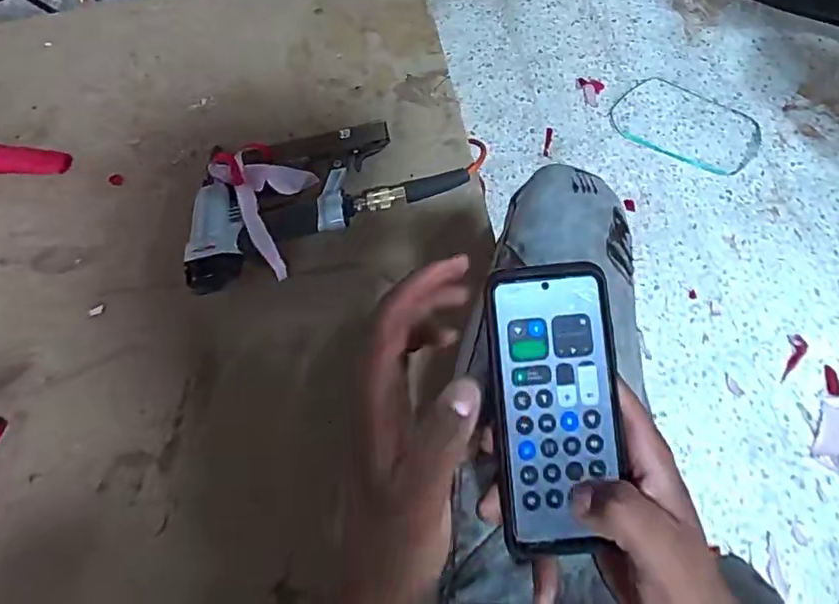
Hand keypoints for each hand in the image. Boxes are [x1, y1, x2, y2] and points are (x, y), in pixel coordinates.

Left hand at [341, 255, 482, 603]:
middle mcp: (372, 396)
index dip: (419, 287)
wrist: (378, 582)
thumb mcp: (423, 493)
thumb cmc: (397, 540)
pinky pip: (406, 361)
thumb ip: (441, 441)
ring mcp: (379, 406)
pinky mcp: (392, 419)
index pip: (388, 325)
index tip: (457, 266)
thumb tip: (466, 382)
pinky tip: (451, 351)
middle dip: (426, 290)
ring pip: (395, 339)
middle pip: (388, 323)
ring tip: (462, 306)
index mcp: (375, 403)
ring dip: (427, 312)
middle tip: (467, 278)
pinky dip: (428, 341)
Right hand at [477, 381, 734, 603]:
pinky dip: (539, 532)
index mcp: (647, 459)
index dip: (582, 379)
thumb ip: (623, 508)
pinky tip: (532, 558)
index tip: (540, 373)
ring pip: (560, 474)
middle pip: (576, 435)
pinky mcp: (594, 529)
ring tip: (496, 503)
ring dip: (528, 486)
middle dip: (539, 435)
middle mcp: (624, 469)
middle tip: (499, 440)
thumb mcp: (660, 540)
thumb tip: (579, 490)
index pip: (614, 402)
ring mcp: (608, 499)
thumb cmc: (687, 584)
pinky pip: (557, 515)